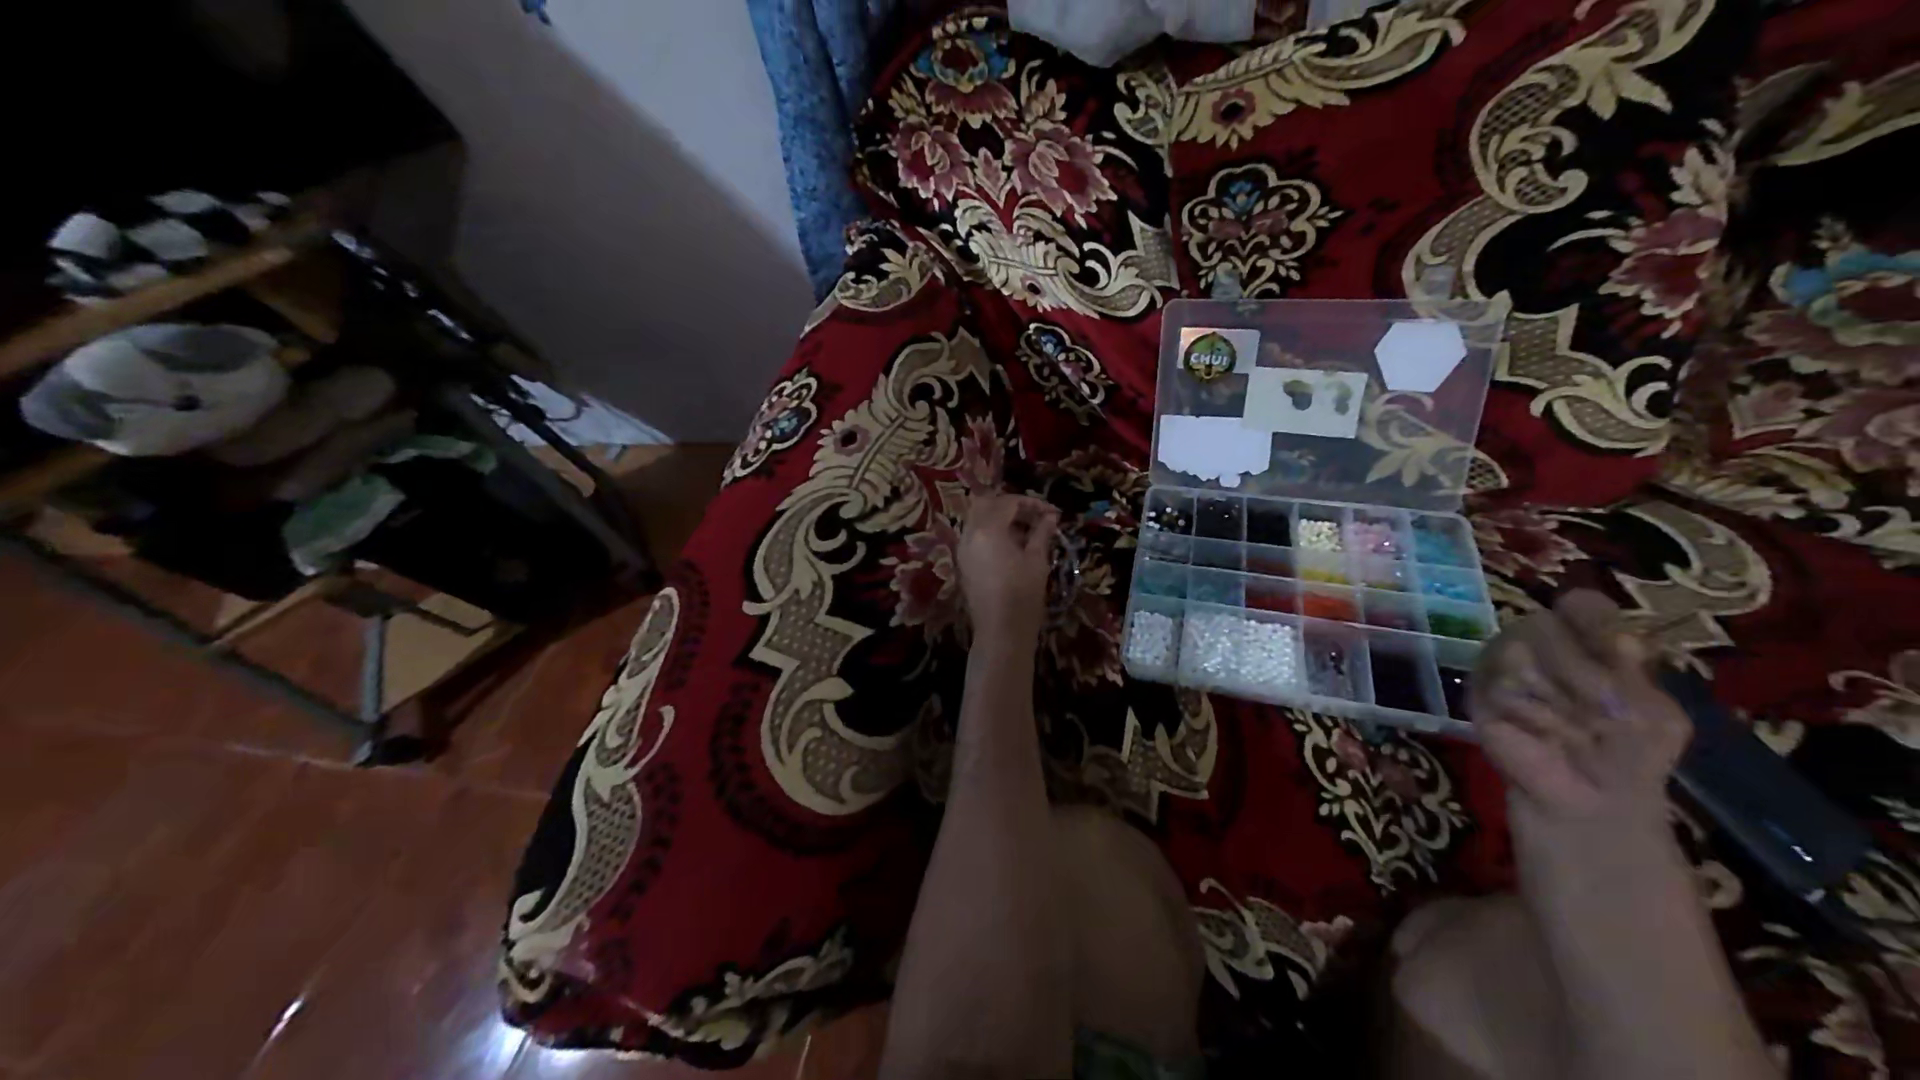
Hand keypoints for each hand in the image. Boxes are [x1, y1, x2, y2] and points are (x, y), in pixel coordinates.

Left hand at [958, 492, 1059, 645]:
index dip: (1032, 503)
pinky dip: (991, 532)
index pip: (1008, 503)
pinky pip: (974, 536)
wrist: (1000, 633)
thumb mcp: (1037, 561)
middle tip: (1035, 517)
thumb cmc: (1023, 596)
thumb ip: (1042, 533)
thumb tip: (1051, 517)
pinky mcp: (963, 563)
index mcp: (987, 530)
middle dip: (1012, 506)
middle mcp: (969, 534)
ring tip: (1027, 532)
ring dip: (1000, 518)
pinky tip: (1012, 546)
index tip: (1052, 513)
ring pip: (978, 519)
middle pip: (986, 505)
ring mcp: (962, 549)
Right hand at [1470, 590, 1691, 831]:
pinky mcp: (1477, 693)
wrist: (1591, 798)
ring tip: (1572, 727)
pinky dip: (1528, 711)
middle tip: (1604, 708)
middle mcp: (1537, 644)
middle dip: (1578, 669)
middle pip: (1541, 623)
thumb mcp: (1656, 712)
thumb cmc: (1630, 753)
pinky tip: (1541, 732)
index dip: (1593, 620)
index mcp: (1584, 641)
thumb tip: (1621, 639)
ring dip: (1554, 694)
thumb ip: (1635, 673)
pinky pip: (1497, 685)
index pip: (1580, 604)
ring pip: (1515, 651)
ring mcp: (1502, 666)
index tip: (1618, 649)